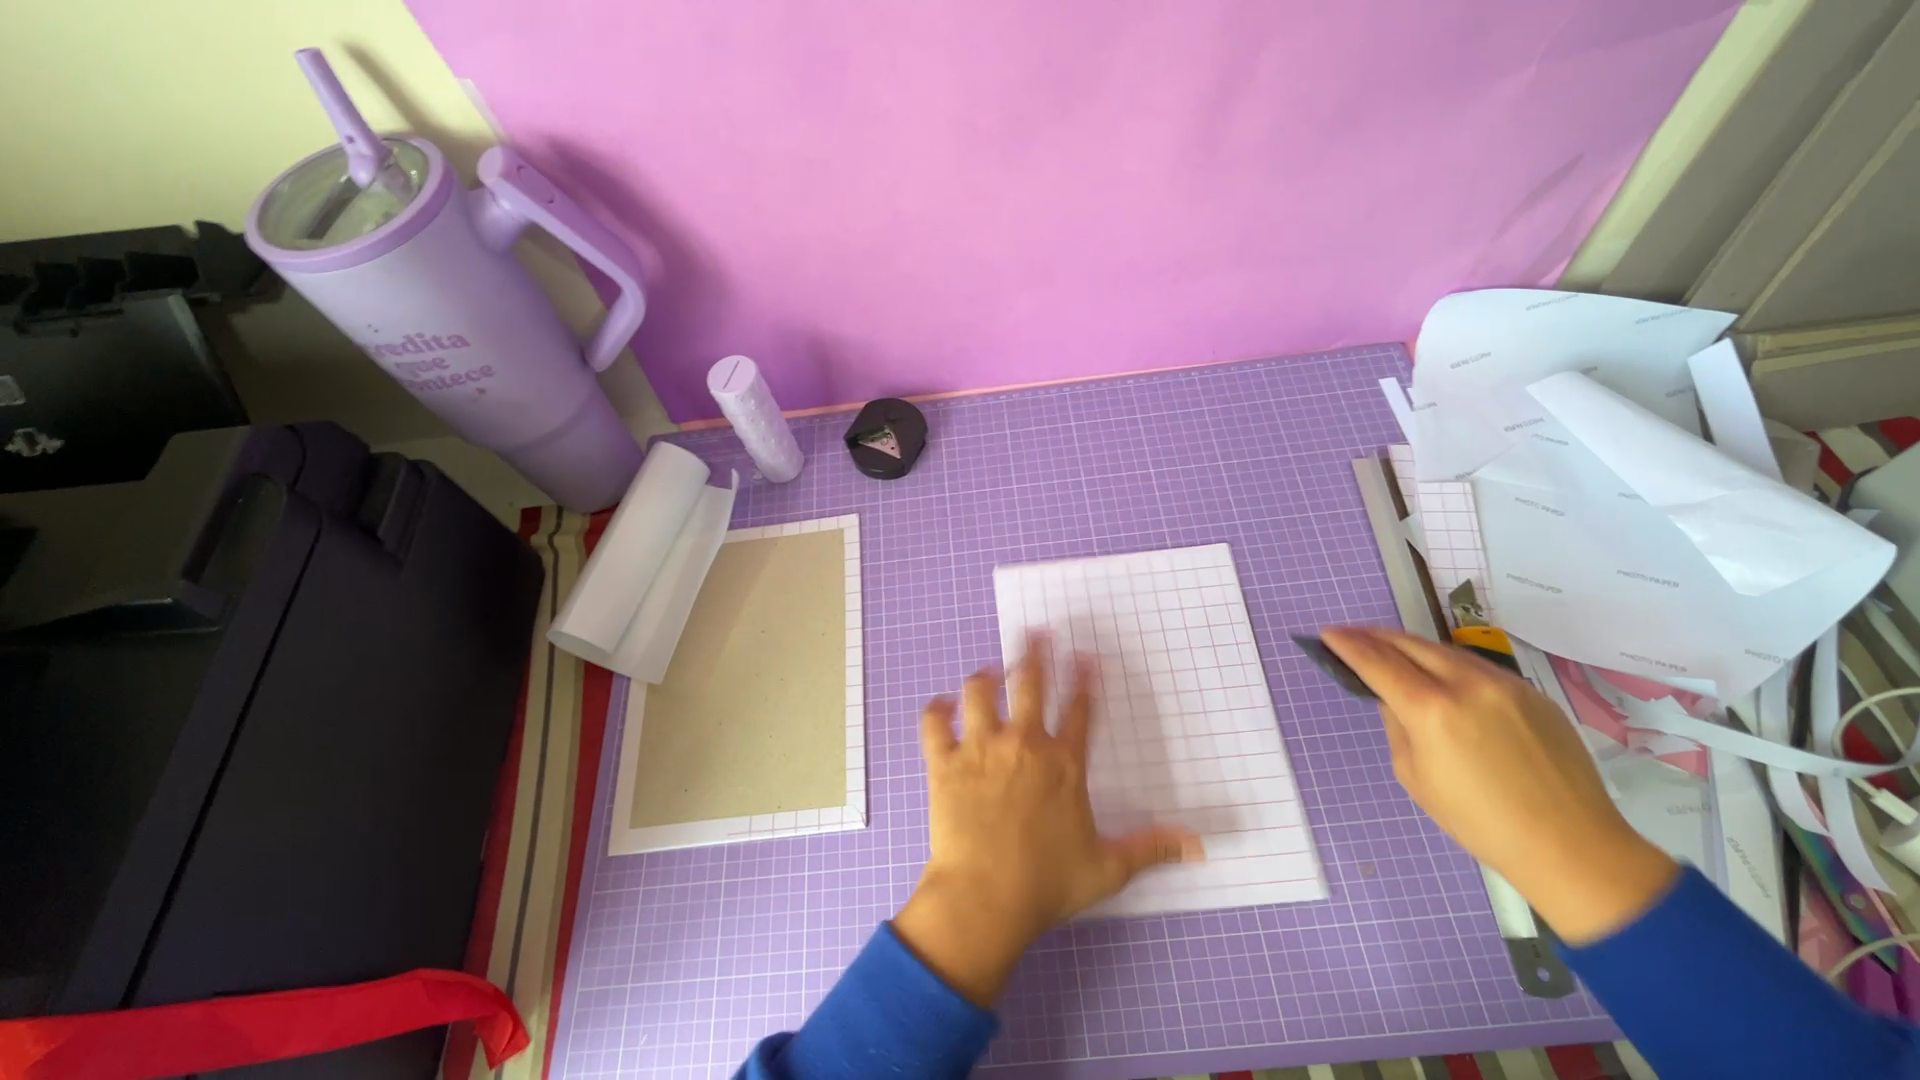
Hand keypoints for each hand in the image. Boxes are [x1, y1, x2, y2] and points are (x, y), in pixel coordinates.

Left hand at [892, 632, 1202, 1004]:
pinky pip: (934, 723)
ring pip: (978, 691)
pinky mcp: (943, 763)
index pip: (1079, 708)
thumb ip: (1152, 848)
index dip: (1084, 678)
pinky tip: (941, 705)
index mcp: (1064, 763)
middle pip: (1028, 682)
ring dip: (984, 678)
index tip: (1086, 655)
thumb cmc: (1047, 882)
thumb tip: (1201, 846)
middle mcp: (1023, 743)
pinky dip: (936, 710)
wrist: (984, 897)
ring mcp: (980, 749)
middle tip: (1036, 632)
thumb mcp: (1108, 868)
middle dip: (1035, 652)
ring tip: (988, 673)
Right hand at [1321, 625, 1677, 943]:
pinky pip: (1478, 667)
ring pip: (1446, 651)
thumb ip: (1398, 727)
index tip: (1328, 634)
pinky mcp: (1532, 692)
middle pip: (1410, 644)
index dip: (1348, 645)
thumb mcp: (1415, 777)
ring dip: (1412, 647)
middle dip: (1376, 637)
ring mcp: (1505, 684)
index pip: (1378, 662)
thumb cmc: (1479, 823)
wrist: (1569, 843)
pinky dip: (1448, 664)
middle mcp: (1467, 684)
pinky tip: (1441, 678)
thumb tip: (1394, 699)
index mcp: (1431, 710)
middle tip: (1352, 636)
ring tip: (1392, 652)